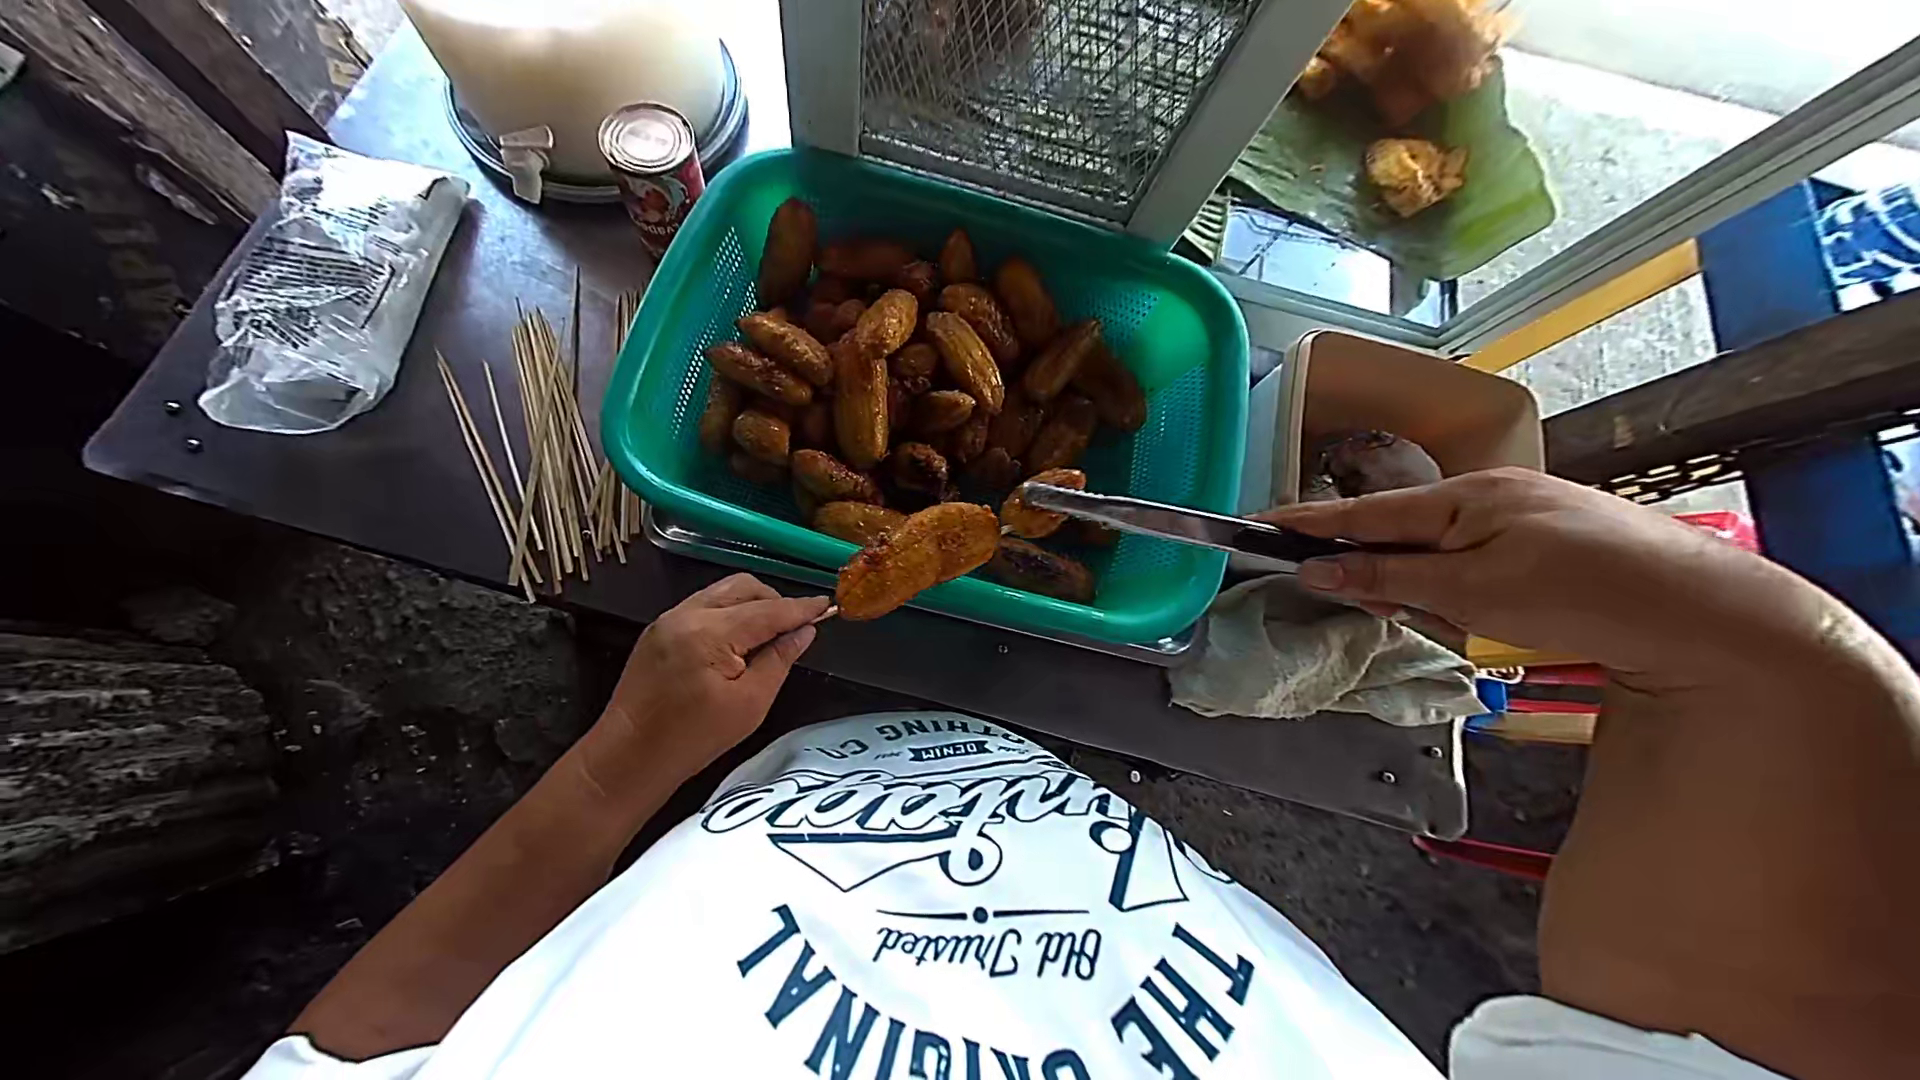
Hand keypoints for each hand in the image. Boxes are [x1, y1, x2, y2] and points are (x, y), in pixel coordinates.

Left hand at [584, 574, 829, 795]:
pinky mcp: (659, 630)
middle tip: (796, 627)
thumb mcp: (750, 703)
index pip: (768, 610)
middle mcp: (686, 615)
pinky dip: (730, 612)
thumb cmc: (692, 739)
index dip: (801, 608)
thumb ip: (780, 660)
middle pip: (745, 587)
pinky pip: (705, 604)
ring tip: (769, 634)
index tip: (826, 606)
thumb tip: (804, 632)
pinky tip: (739, 640)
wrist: (628, 758)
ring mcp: (669, 619)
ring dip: (752, 604)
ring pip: (724, 592)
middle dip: (776, 601)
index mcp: (709, 633)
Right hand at [1258, 468, 1836, 685]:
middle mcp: (1486, 495)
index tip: (1258, 522)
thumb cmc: (1583, 596)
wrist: (1717, 621)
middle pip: (1398, 533)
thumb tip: (1316, 567)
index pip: (1362, 510)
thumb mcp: (1469, 592)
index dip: (1306, 520)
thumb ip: (1385, 576)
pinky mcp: (1541, 540)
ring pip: (1433, 553)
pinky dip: (1460, 590)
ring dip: (1428, 590)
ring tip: (1465, 622)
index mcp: (1464, 495)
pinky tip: (1490, 614)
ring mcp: (1517, 515)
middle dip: (1383, 573)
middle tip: (1392, 610)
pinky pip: (1468, 562)